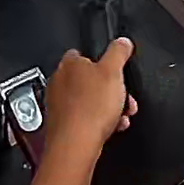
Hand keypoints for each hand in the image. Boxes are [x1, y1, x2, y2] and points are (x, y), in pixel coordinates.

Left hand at [42, 38, 136, 169]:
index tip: (116, 71)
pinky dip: (100, 121)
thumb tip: (122, 41)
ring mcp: (59, 103)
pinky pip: (86, 117)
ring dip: (109, 107)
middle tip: (123, 97)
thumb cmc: (89, 109)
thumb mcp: (114, 72)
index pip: (85, 54)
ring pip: (90, 100)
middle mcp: (59, 81)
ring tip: (120, 114)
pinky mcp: (63, 122)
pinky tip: (111, 125)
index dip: (104, 62)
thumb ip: (118, 52)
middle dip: (111, 89)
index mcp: (69, 63)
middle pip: (91, 80)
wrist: (76, 143)